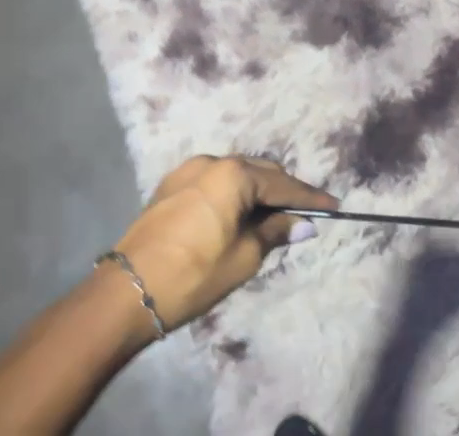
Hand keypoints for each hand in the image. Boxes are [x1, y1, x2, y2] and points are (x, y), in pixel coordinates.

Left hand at [111, 155, 337, 329]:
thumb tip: (303, 224)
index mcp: (234, 174)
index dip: (310, 198)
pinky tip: (239, 215)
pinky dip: (233, 194)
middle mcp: (211, 162)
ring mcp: (186, 172)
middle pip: (261, 172)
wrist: (124, 295)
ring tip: (272, 216)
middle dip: (283, 192)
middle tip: (303, 214)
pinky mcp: (169, 188)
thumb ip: (276, 232)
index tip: (334, 206)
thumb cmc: (193, 275)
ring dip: (257, 192)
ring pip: (236, 175)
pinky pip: (214, 183)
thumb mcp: (244, 257)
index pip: (284, 185)